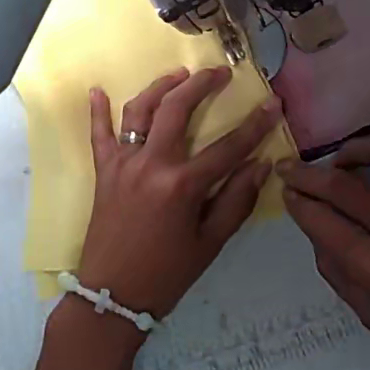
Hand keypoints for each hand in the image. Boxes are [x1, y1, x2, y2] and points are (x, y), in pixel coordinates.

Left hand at [76, 66, 281, 319]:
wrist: (112, 296)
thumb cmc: (167, 274)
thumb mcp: (211, 243)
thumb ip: (236, 201)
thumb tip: (260, 165)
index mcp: (183, 185)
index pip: (229, 147)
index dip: (256, 125)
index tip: (273, 104)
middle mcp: (152, 165)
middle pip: (178, 109)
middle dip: (202, 84)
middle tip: (220, 73)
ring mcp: (123, 165)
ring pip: (140, 111)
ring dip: (160, 87)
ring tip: (179, 74)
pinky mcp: (103, 173)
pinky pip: (98, 136)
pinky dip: (96, 112)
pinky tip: (96, 90)